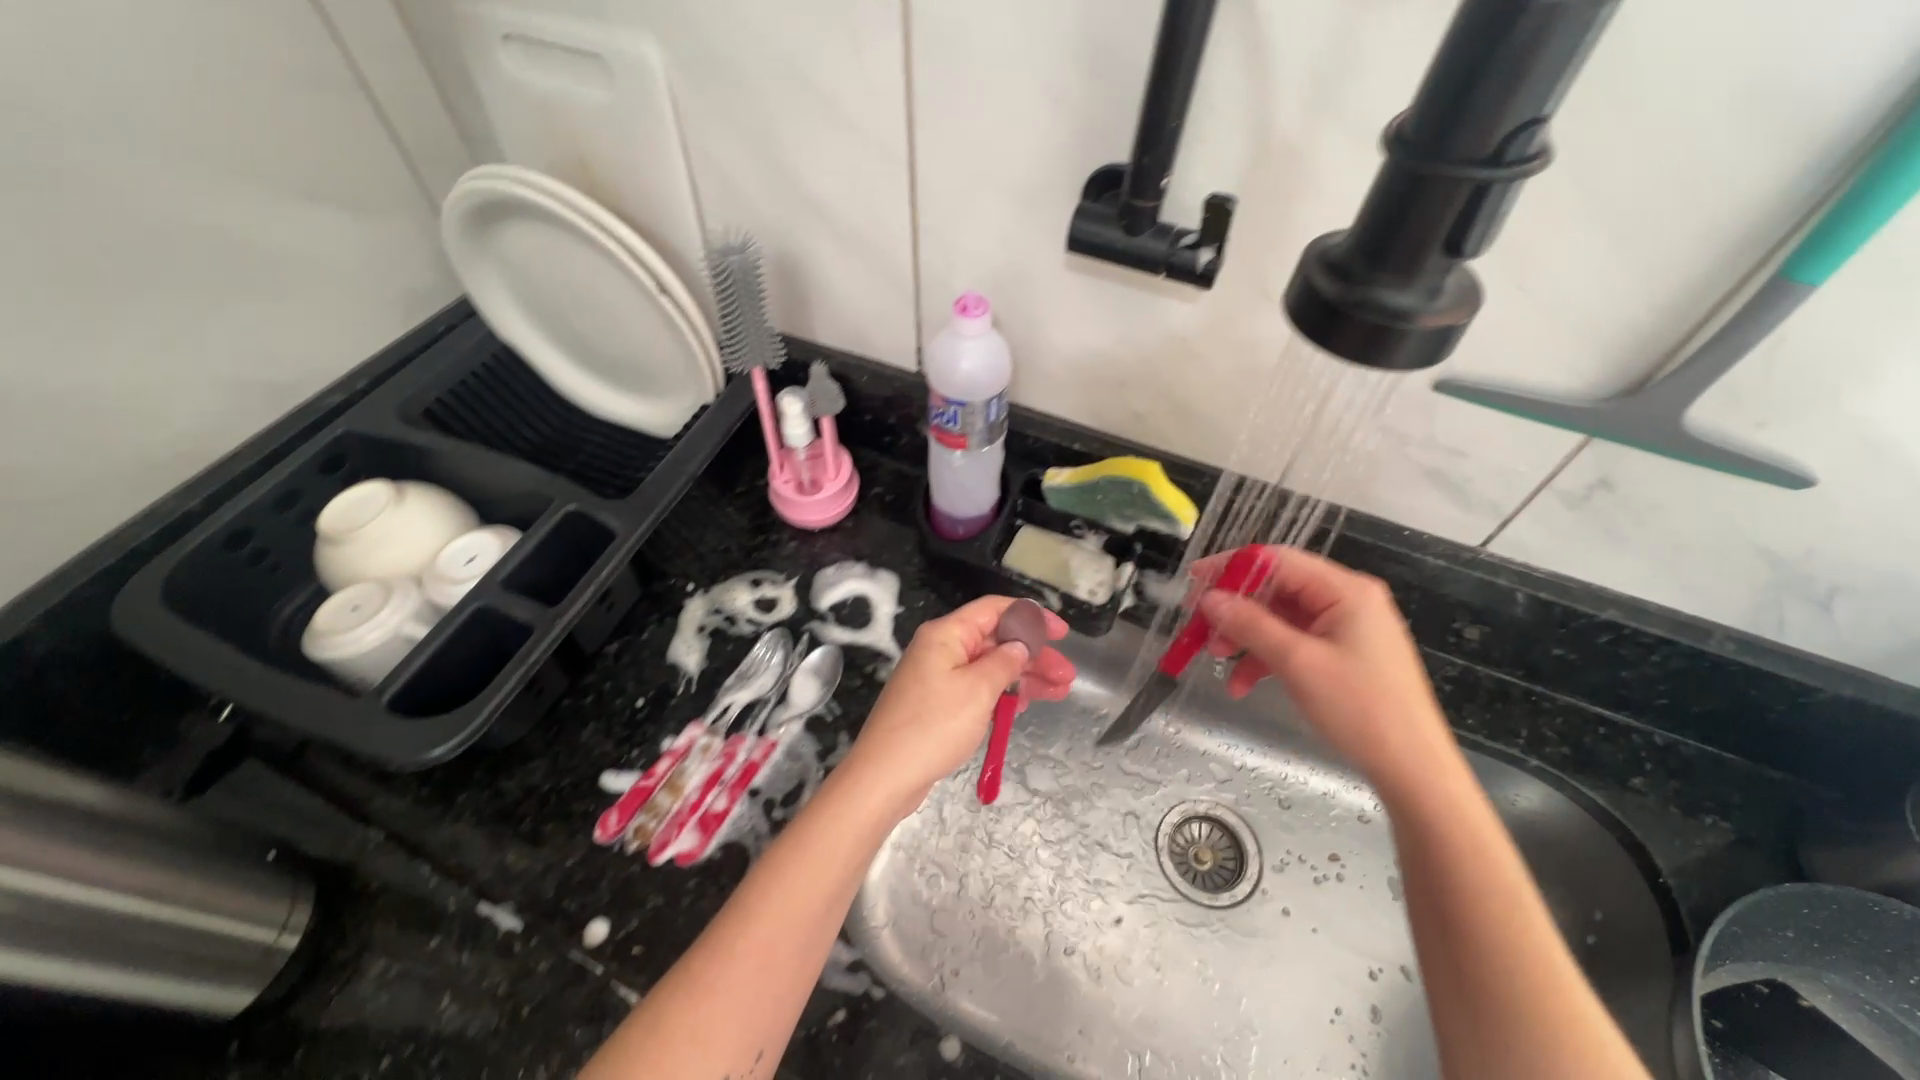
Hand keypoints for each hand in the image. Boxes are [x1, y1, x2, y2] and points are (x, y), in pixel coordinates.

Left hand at [841, 596, 1074, 818]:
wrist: (885, 776)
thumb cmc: (933, 727)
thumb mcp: (978, 690)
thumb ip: (1005, 662)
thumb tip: (1021, 645)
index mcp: (947, 634)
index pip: (995, 609)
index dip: (1031, 616)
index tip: (1062, 633)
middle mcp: (942, 649)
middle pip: (996, 640)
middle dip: (1034, 655)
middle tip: (1067, 676)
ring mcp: (939, 677)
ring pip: (991, 666)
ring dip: (1025, 676)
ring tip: (1059, 692)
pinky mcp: (939, 703)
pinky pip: (978, 688)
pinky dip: (1003, 693)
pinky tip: (1025, 704)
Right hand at [1192, 547, 1455, 792]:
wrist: (1412, 766)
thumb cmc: (1360, 708)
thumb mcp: (1297, 663)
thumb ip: (1250, 624)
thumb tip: (1209, 598)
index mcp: (1346, 590)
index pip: (1277, 560)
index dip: (1231, 568)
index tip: (1192, 583)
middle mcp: (1348, 600)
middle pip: (1277, 590)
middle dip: (1236, 611)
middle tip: (1200, 631)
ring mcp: (1348, 628)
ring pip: (1281, 619)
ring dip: (1247, 639)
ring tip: (1217, 662)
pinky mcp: (1345, 655)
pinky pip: (1295, 643)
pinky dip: (1267, 659)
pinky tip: (1243, 685)